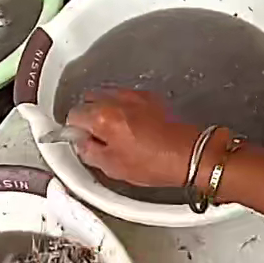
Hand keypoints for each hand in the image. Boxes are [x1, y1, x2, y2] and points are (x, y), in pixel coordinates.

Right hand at [66, 89, 207, 187]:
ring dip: (104, 109)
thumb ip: (88, 151)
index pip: (73, 115)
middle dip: (88, 116)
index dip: (74, 130)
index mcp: (102, 117)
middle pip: (87, 100)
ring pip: (106, 95)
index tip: (81, 140)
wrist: (190, 155)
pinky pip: (124, 96)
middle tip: (97, 136)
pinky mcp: (149, 96)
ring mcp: (133, 95)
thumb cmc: (155, 162)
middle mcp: (116, 100)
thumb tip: (80, 143)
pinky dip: (122, 107)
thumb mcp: (112, 166)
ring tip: (115, 131)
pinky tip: (131, 125)